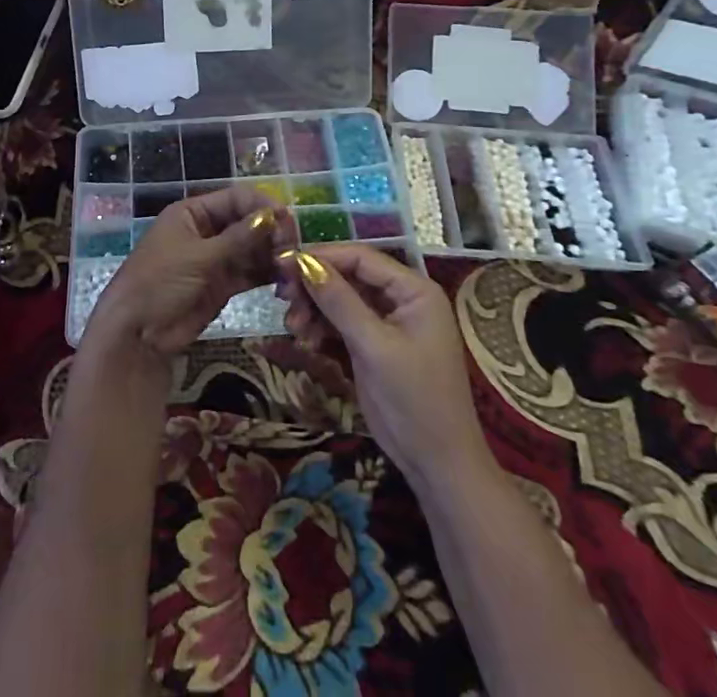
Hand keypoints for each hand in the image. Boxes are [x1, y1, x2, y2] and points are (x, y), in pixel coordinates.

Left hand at [88, 185, 292, 360]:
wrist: (138, 333)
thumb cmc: (158, 283)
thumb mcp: (198, 257)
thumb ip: (238, 238)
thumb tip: (273, 216)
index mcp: (192, 213)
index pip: (235, 198)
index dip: (262, 207)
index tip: (287, 221)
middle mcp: (206, 231)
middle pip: (248, 223)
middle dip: (272, 233)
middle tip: (292, 249)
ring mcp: (215, 259)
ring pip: (253, 249)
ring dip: (274, 255)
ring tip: (293, 266)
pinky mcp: (223, 284)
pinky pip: (251, 272)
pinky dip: (268, 274)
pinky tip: (286, 279)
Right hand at [276, 244, 490, 484]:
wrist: (435, 459)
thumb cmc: (413, 398)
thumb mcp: (373, 346)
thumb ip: (339, 301)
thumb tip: (302, 262)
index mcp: (415, 291)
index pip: (361, 258)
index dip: (321, 256)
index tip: (281, 264)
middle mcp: (402, 299)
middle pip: (348, 276)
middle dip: (314, 286)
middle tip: (282, 300)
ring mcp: (387, 322)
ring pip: (340, 299)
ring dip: (313, 309)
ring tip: (294, 329)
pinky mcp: (373, 344)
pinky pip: (340, 322)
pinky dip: (320, 328)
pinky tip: (305, 341)